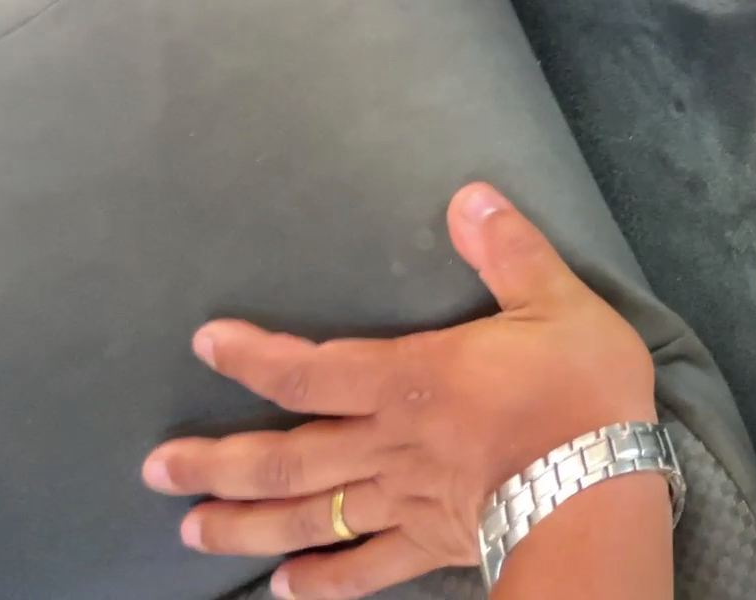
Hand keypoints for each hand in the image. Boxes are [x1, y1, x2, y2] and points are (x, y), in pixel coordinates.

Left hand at [141, 183, 656, 599]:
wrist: (598, 478)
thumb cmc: (578, 382)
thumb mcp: (558, 299)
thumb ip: (510, 250)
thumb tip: (468, 195)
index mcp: (414, 378)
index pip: (313, 369)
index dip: (256, 356)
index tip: (207, 344)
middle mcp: (391, 442)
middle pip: (288, 456)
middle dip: (219, 461)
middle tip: (157, 467)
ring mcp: (407, 498)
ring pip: (310, 515)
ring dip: (244, 523)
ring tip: (189, 528)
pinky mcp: (434, 540)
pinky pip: (366, 568)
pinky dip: (322, 580)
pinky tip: (286, 586)